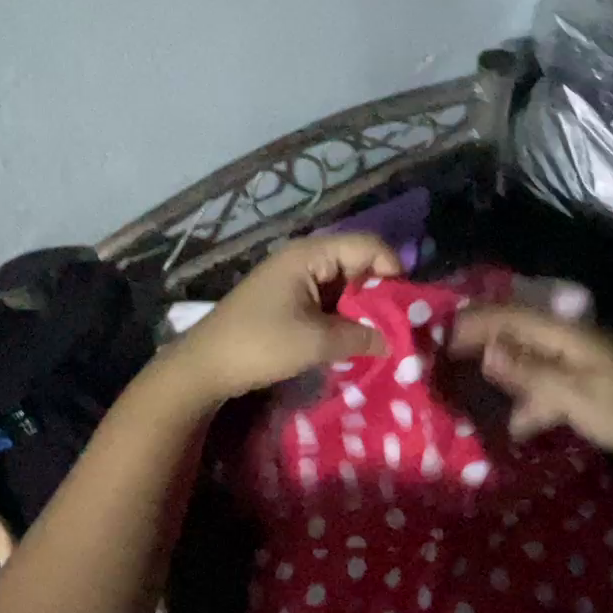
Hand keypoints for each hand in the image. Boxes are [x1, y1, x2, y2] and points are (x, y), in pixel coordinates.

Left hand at [166, 235, 401, 404]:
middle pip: (358, 262)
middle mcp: (305, 258)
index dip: (393, 270)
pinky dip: (346, 316)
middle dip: (381, 292)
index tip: (408, 306)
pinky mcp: (290, 299)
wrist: (204, 366)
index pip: (368, 245)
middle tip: (401, 325)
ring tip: (384, 336)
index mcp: (310, 254)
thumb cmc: (260, 344)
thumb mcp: (316, 342)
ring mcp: (296, 278)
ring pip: (345, 284)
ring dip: (364, 308)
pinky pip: (330, 299)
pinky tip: (357, 340)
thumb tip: (396, 340)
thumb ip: (362, 336)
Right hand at [450, 306, 612, 529]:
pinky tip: (519, 425)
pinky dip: (528, 400)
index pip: (509, 316)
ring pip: (530, 359)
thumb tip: (484, 350)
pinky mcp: (589, 386)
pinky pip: (546, 384)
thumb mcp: (573, 395)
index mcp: (565, 333)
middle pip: (517, 332)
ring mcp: (581, 362)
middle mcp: (570, 339)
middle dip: (482, 341)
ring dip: (504, 373)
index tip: (439, 336)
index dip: (473, 322)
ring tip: (474, 394)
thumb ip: (528, 373)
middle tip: (446, 357)